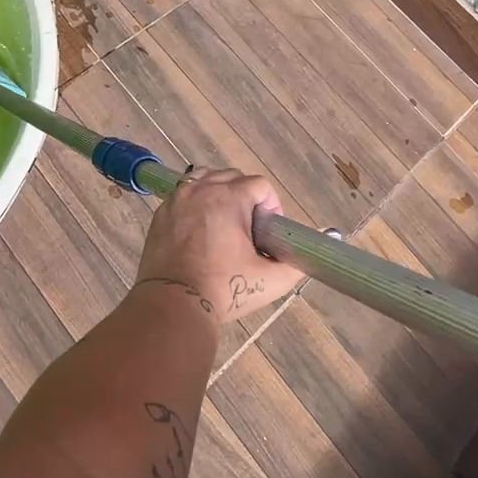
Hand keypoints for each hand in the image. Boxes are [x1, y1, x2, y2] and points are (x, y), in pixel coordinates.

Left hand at [132, 168, 305, 323]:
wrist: (174, 300)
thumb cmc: (224, 288)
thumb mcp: (271, 279)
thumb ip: (297, 260)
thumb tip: (316, 247)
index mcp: (227, 199)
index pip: (259, 184)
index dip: (271, 205)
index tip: (269, 231)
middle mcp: (199, 190)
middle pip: (231, 176)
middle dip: (245, 196)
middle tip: (249, 228)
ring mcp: (176, 198)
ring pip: (203, 179)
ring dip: (218, 193)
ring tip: (225, 223)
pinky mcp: (160, 212)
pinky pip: (182, 194)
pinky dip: (195, 203)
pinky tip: (200, 229)